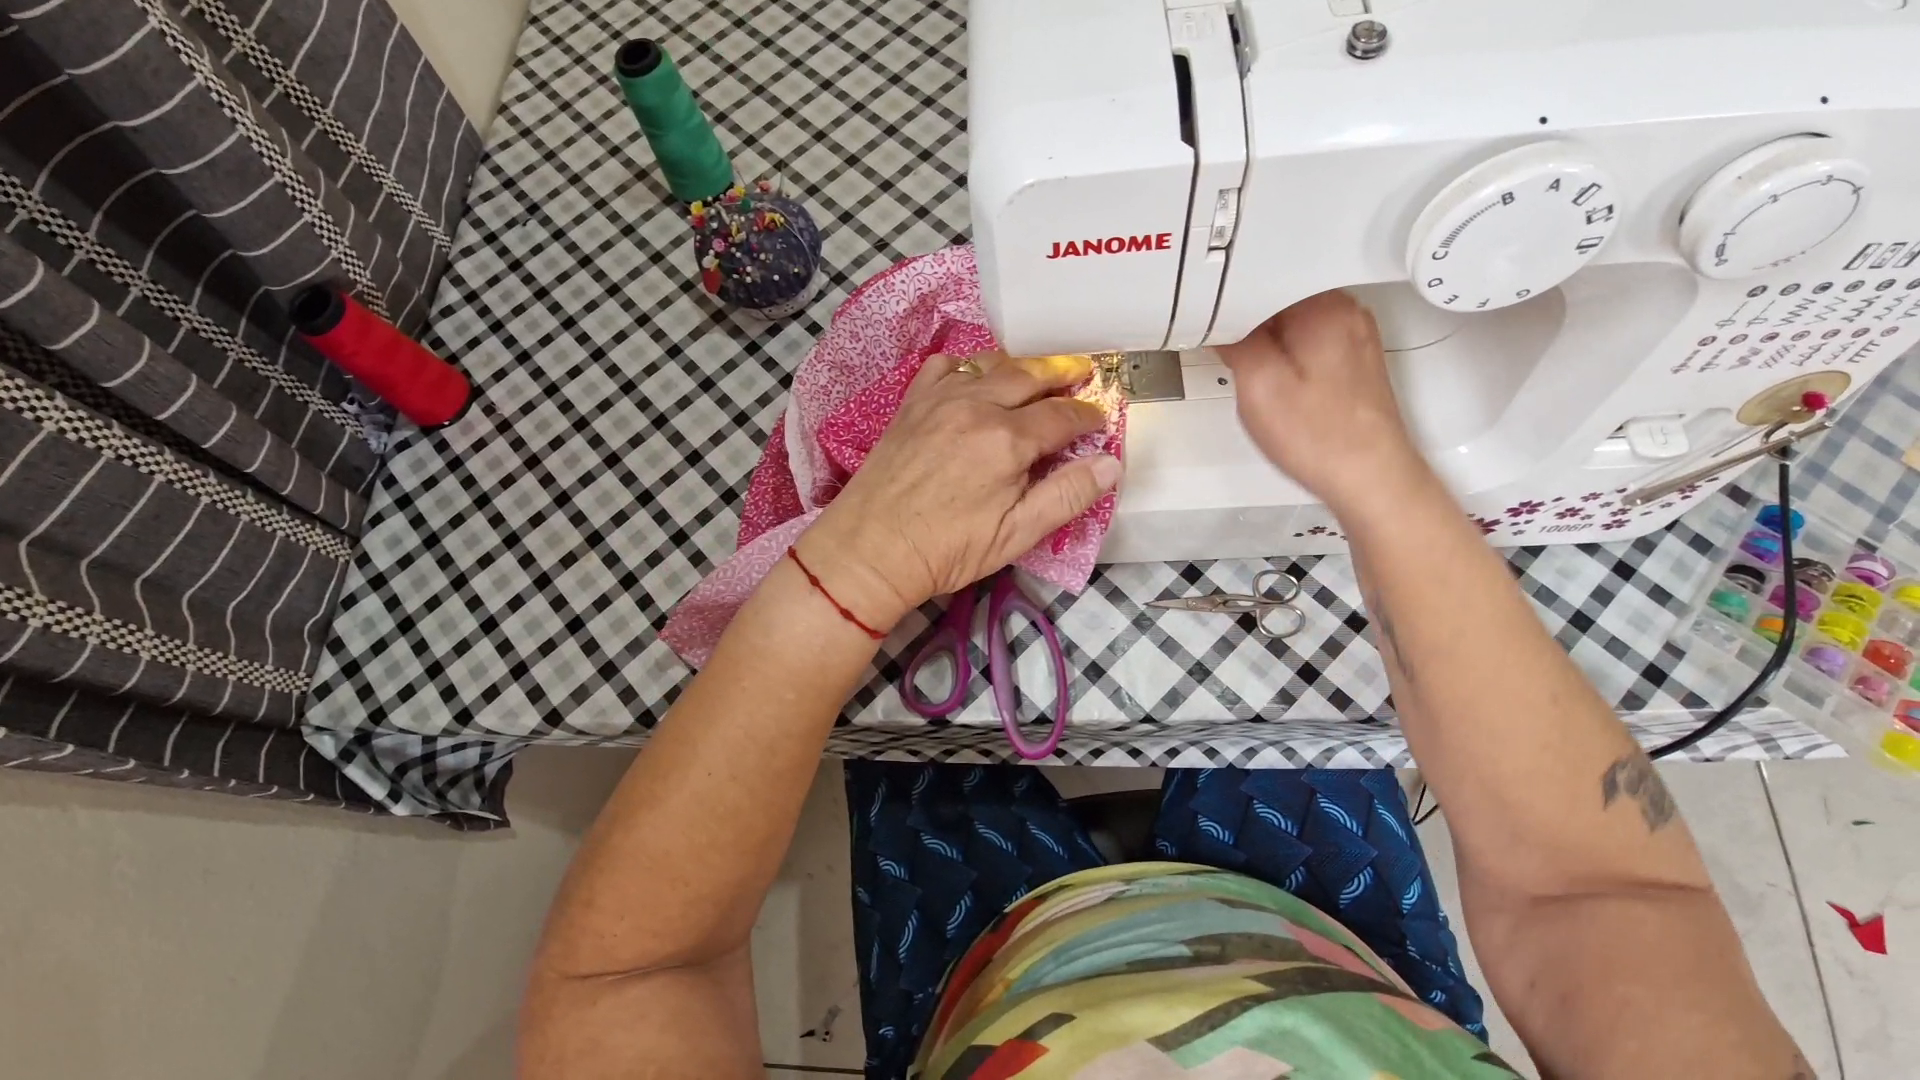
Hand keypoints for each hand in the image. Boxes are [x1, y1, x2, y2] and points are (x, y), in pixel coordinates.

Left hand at [800, 352, 1120, 628]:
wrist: (870, 551)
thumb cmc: (946, 551)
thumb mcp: (1016, 534)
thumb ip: (1066, 495)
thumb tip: (1110, 464)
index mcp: (1007, 440)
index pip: (1062, 416)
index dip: (1087, 415)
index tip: (1101, 418)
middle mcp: (975, 408)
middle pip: (1029, 376)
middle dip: (1061, 372)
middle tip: (1081, 370)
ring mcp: (938, 401)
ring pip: (989, 365)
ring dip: (1019, 365)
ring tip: (1037, 371)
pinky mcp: (910, 405)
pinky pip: (943, 368)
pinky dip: (967, 366)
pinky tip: (973, 379)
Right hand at [1217, 290, 1431, 513]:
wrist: (1371, 478)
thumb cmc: (1319, 438)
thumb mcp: (1258, 386)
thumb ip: (1233, 341)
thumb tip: (1215, 318)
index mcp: (1323, 306)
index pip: (1263, 275)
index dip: (1225, 291)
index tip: (1200, 307)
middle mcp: (1345, 312)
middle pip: (1278, 293)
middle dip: (1244, 313)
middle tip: (1211, 333)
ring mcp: (1353, 336)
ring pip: (1292, 318)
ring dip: (1262, 333)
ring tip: (1238, 356)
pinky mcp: (1353, 360)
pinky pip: (1308, 338)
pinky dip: (1283, 350)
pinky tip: (1269, 375)